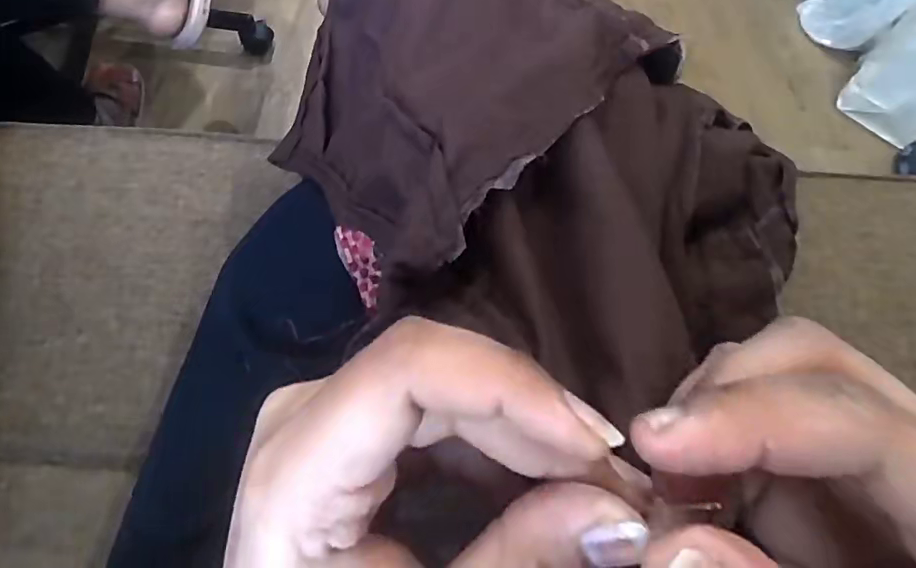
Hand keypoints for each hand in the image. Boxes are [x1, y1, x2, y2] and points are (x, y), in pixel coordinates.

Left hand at [227, 317, 646, 566]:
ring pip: (444, 382)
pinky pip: (435, 411)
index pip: (408, 368)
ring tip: (595, 476)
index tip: (593, 441)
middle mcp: (305, 411)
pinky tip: (547, 472)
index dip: (508, 386)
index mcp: (296, 465)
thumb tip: (619, 513)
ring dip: (525, 425)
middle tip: (617, 475)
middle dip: (533, 413)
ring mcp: (328, 411)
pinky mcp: (353, 427)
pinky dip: (497, 440)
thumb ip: (516, 564)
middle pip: (435, 369)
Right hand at [630, 318, 915, 567]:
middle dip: (722, 396)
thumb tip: (661, 546)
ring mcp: (915, 477)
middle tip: (656, 460)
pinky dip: (722, 454)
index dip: (749, 417)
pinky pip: (781, 435)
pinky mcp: (873, 493)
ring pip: (790, 382)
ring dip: (712, 420)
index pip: (867, 424)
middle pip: (822, 365)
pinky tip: (698, 497)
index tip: (651, 441)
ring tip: (669, 491)